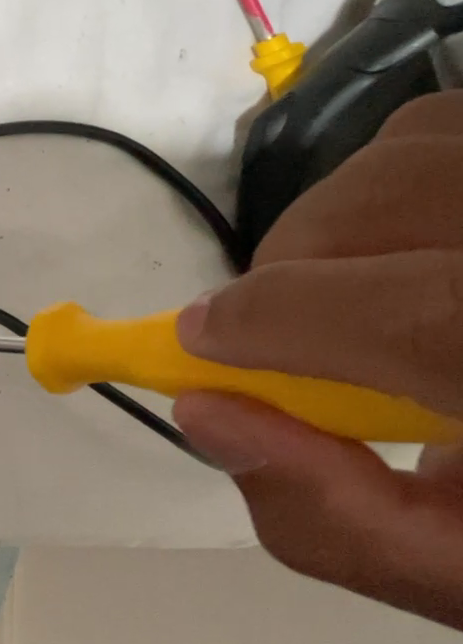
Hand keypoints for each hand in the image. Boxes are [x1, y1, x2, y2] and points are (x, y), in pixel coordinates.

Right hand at [173, 91, 462, 628]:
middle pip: (395, 198)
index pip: (395, 310)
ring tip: (379, 283)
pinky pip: (453, 128)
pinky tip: (429, 246)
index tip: (205, 345)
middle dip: (301, 267)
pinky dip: (416, 179)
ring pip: (426, 142)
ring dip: (357, 214)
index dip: (264, 320)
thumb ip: (323, 515)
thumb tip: (205, 410)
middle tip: (306, 334)